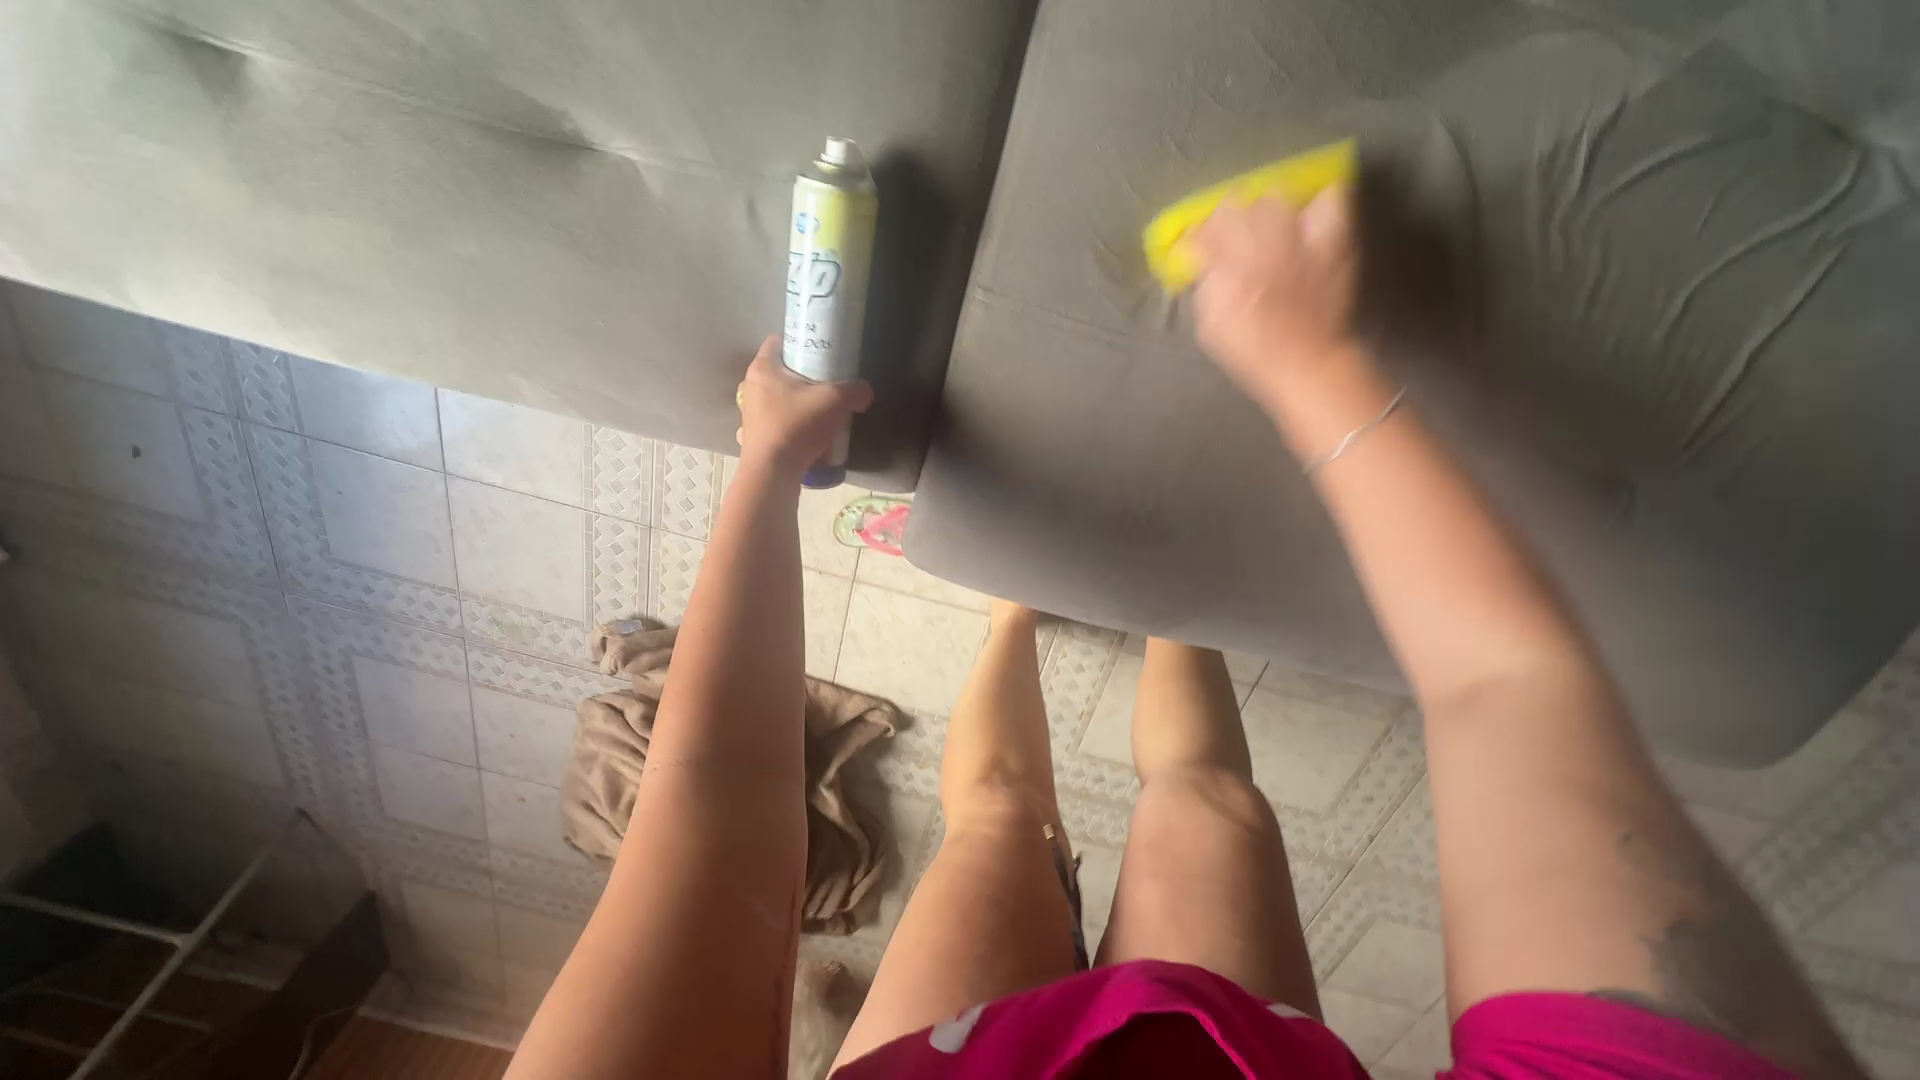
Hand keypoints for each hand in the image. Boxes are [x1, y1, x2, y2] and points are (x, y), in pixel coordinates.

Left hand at [734, 335, 872, 475]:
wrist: (773, 473)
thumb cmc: (797, 426)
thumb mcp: (835, 401)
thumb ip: (855, 390)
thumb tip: (864, 392)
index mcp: (763, 368)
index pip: (777, 341)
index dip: (800, 343)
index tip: (820, 353)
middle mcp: (750, 386)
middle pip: (780, 371)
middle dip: (802, 375)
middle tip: (826, 383)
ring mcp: (748, 413)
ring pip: (776, 398)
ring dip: (795, 401)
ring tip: (819, 411)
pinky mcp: (753, 436)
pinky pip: (774, 422)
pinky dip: (788, 424)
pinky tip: (804, 434)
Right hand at [1187, 186, 1358, 406]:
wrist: (1305, 362)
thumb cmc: (1252, 350)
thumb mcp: (1211, 324)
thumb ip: (1207, 284)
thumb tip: (1203, 259)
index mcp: (1229, 269)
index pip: (1206, 230)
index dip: (1200, 233)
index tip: (1197, 243)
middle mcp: (1262, 247)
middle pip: (1240, 206)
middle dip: (1233, 216)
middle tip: (1233, 233)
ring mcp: (1299, 241)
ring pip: (1277, 199)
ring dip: (1268, 208)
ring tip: (1268, 224)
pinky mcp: (1332, 241)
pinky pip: (1330, 202)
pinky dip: (1318, 204)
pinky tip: (1308, 217)